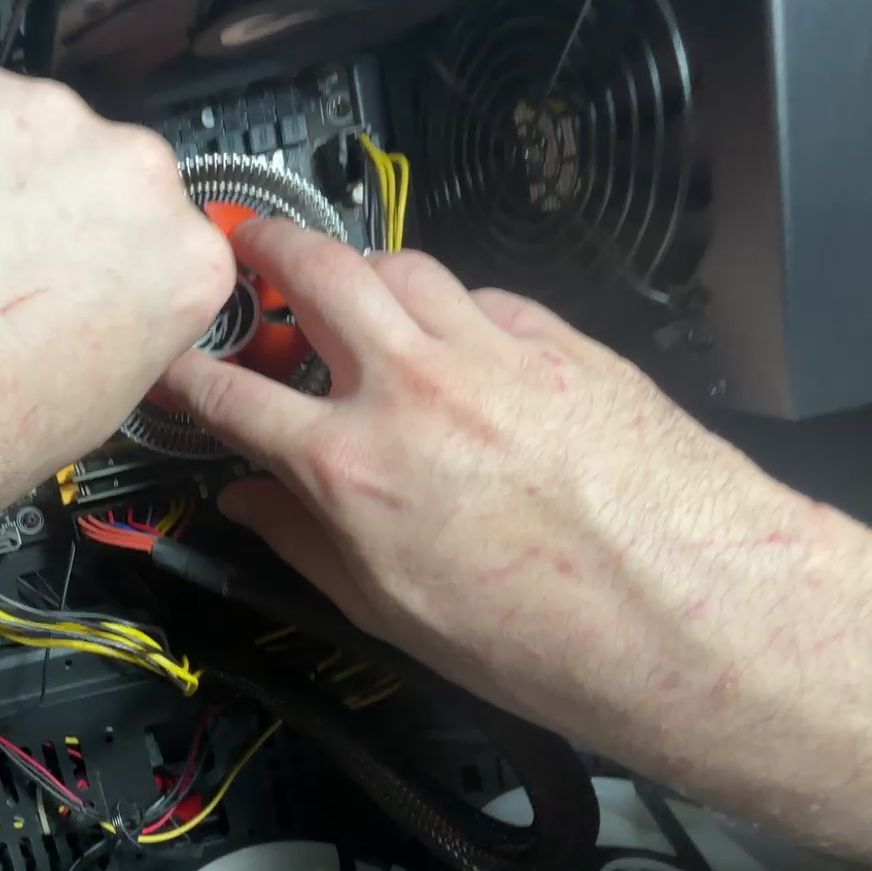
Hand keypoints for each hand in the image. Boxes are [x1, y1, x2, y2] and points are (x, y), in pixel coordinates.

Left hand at [0, 53, 231, 542]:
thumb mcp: (97, 403)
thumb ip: (122, 322)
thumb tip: (92, 297)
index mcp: (184, 259)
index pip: (160, 240)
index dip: (101, 262)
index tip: (67, 281)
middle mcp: (137, 173)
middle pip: (98, 175)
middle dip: (55, 209)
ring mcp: (48, 119)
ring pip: (23, 136)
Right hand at [161, 220, 820, 749]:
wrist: (705, 625)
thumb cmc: (539, 634)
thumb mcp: (379, 604)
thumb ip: (297, 538)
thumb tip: (247, 502)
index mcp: (349, 464)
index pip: (228, 395)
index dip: (181, 369)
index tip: (166, 355)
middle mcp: (409, 390)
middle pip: (316, 275)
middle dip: (267, 243)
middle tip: (249, 236)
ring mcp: (489, 355)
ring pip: (399, 263)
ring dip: (356, 266)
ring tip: (347, 286)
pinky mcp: (560, 345)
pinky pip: (480, 295)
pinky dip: (444, 302)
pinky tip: (446, 337)